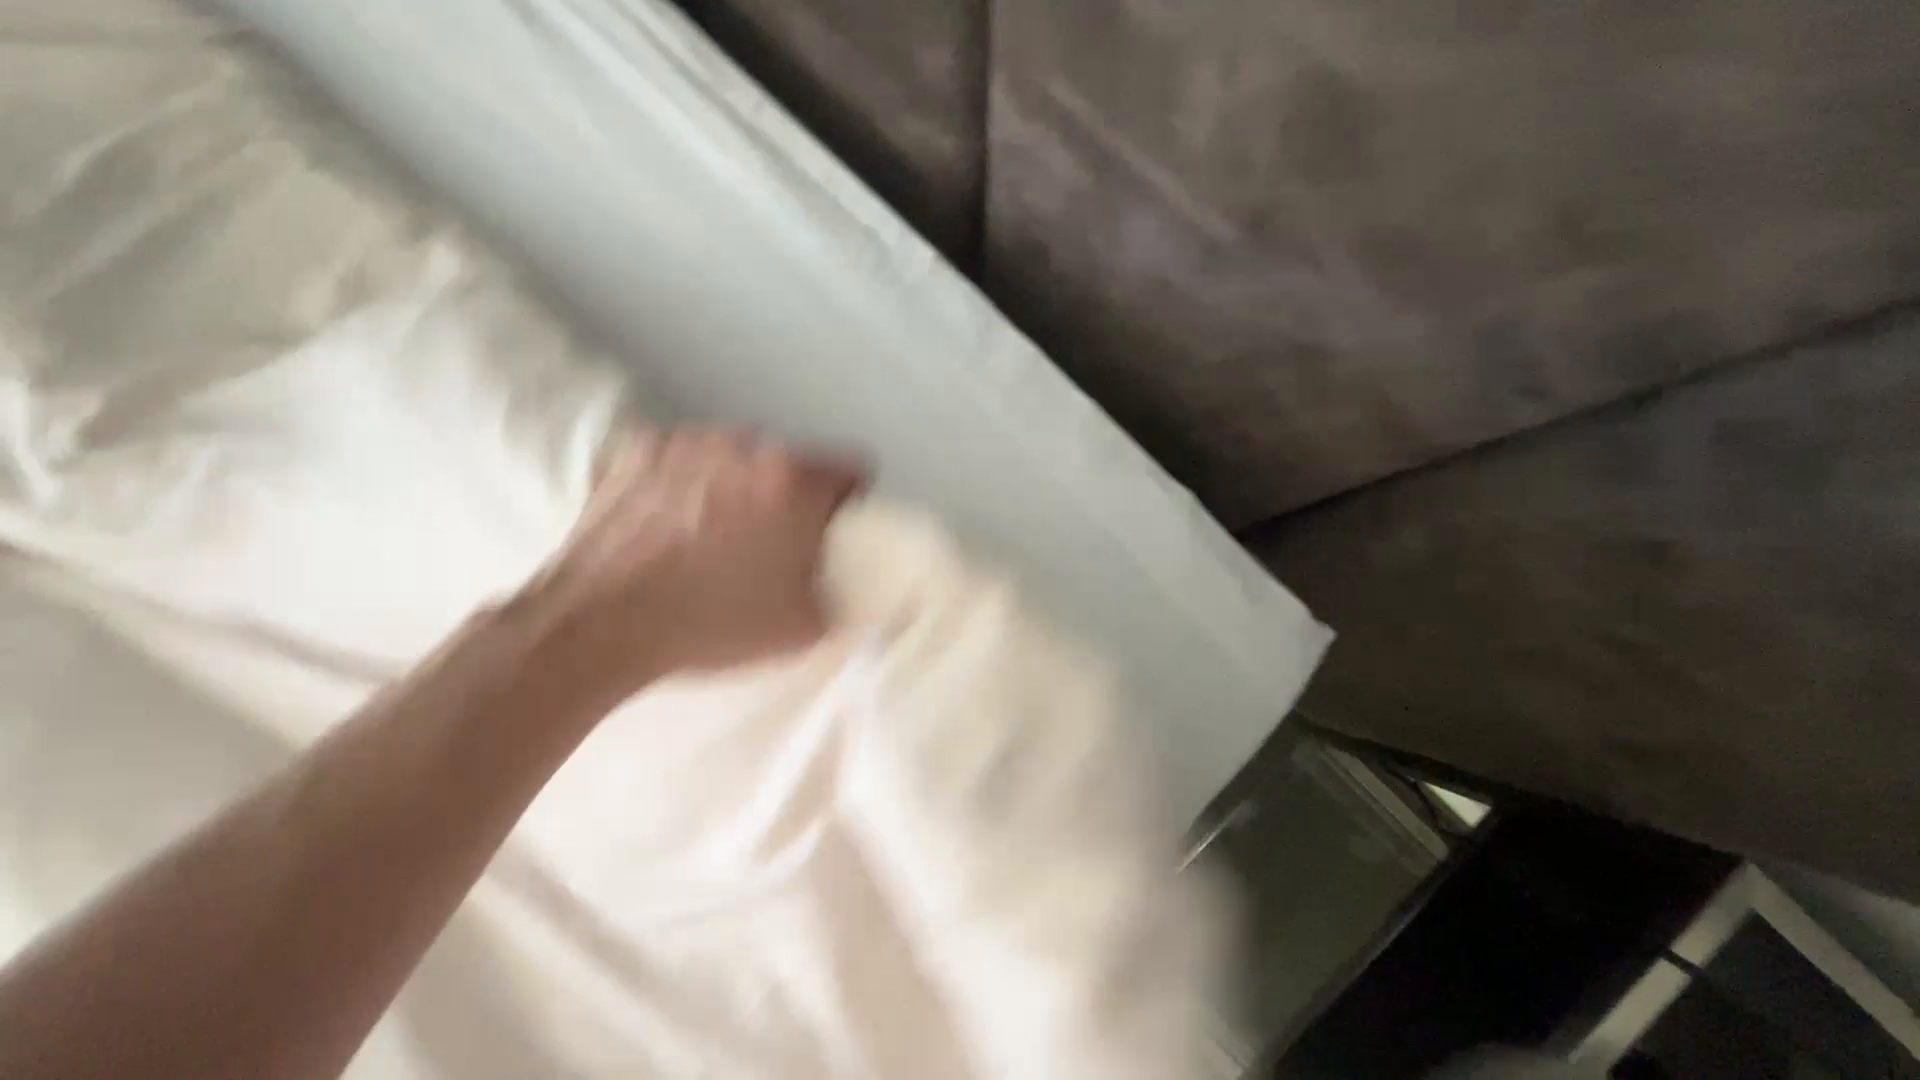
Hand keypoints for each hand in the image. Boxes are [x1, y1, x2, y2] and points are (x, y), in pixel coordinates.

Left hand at [516, 428, 865, 705]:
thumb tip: (847, 588)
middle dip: (787, 498)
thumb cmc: (709, 624)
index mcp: (794, 481)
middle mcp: (746, 446)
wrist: (596, 625)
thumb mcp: (802, 630)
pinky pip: (681, 459)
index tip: (830, 533)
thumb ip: (844, 598)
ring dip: (735, 486)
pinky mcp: (637, 451)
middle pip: (790, 465)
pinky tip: (667, 525)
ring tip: (708, 538)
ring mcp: (687, 442)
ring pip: (734, 458)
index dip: (849, 504)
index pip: (852, 469)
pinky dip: (683, 483)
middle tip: (767, 547)